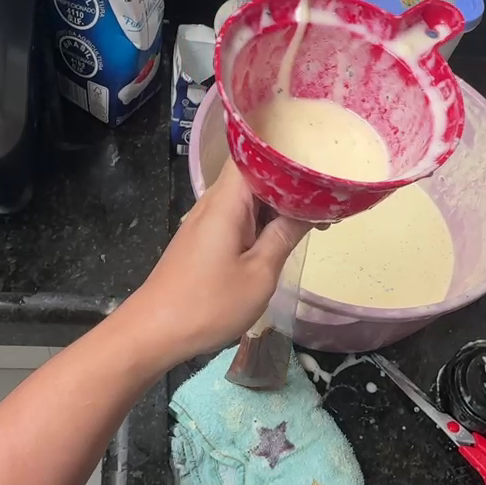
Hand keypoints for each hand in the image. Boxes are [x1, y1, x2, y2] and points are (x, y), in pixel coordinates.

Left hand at [114, 165, 311, 363]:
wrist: (154, 332)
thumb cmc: (208, 305)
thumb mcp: (259, 275)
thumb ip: (284, 237)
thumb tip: (308, 210)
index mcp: (226, 201)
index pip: (253, 153)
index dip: (286, 152)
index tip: (319, 162)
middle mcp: (213, 203)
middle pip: (255, 176)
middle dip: (291, 184)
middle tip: (330, 201)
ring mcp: (206, 222)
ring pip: (248, 200)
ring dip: (279, 207)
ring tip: (317, 220)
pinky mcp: (203, 241)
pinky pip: (238, 220)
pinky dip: (262, 224)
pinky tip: (284, 239)